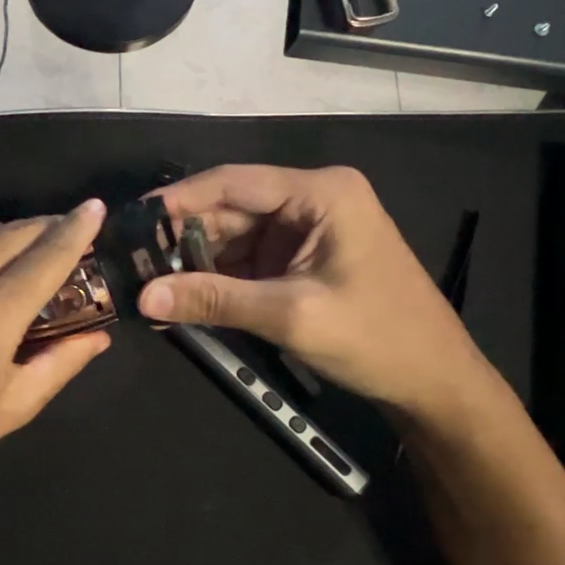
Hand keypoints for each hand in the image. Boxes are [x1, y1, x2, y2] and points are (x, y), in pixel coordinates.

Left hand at [0, 201, 111, 523]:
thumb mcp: (13, 405)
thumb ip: (62, 361)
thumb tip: (99, 334)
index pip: (46, 256)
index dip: (77, 229)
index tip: (97, 208)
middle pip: (16, 231)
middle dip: (47, 230)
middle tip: (68, 242)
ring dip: (12, 237)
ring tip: (26, 259)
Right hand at [136, 165, 494, 421]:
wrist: (434, 382)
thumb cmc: (376, 338)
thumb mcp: (290, 316)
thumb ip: (215, 300)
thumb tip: (143, 297)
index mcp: (322, 193)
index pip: (232, 182)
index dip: (177, 200)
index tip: (129, 221)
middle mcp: (313, 200)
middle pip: (230, 207)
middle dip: (182, 236)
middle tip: (130, 262)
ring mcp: (307, 230)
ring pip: (234, 234)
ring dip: (195, 260)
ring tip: (147, 282)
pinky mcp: (301, 259)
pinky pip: (247, 259)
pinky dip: (216, 277)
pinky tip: (181, 295)